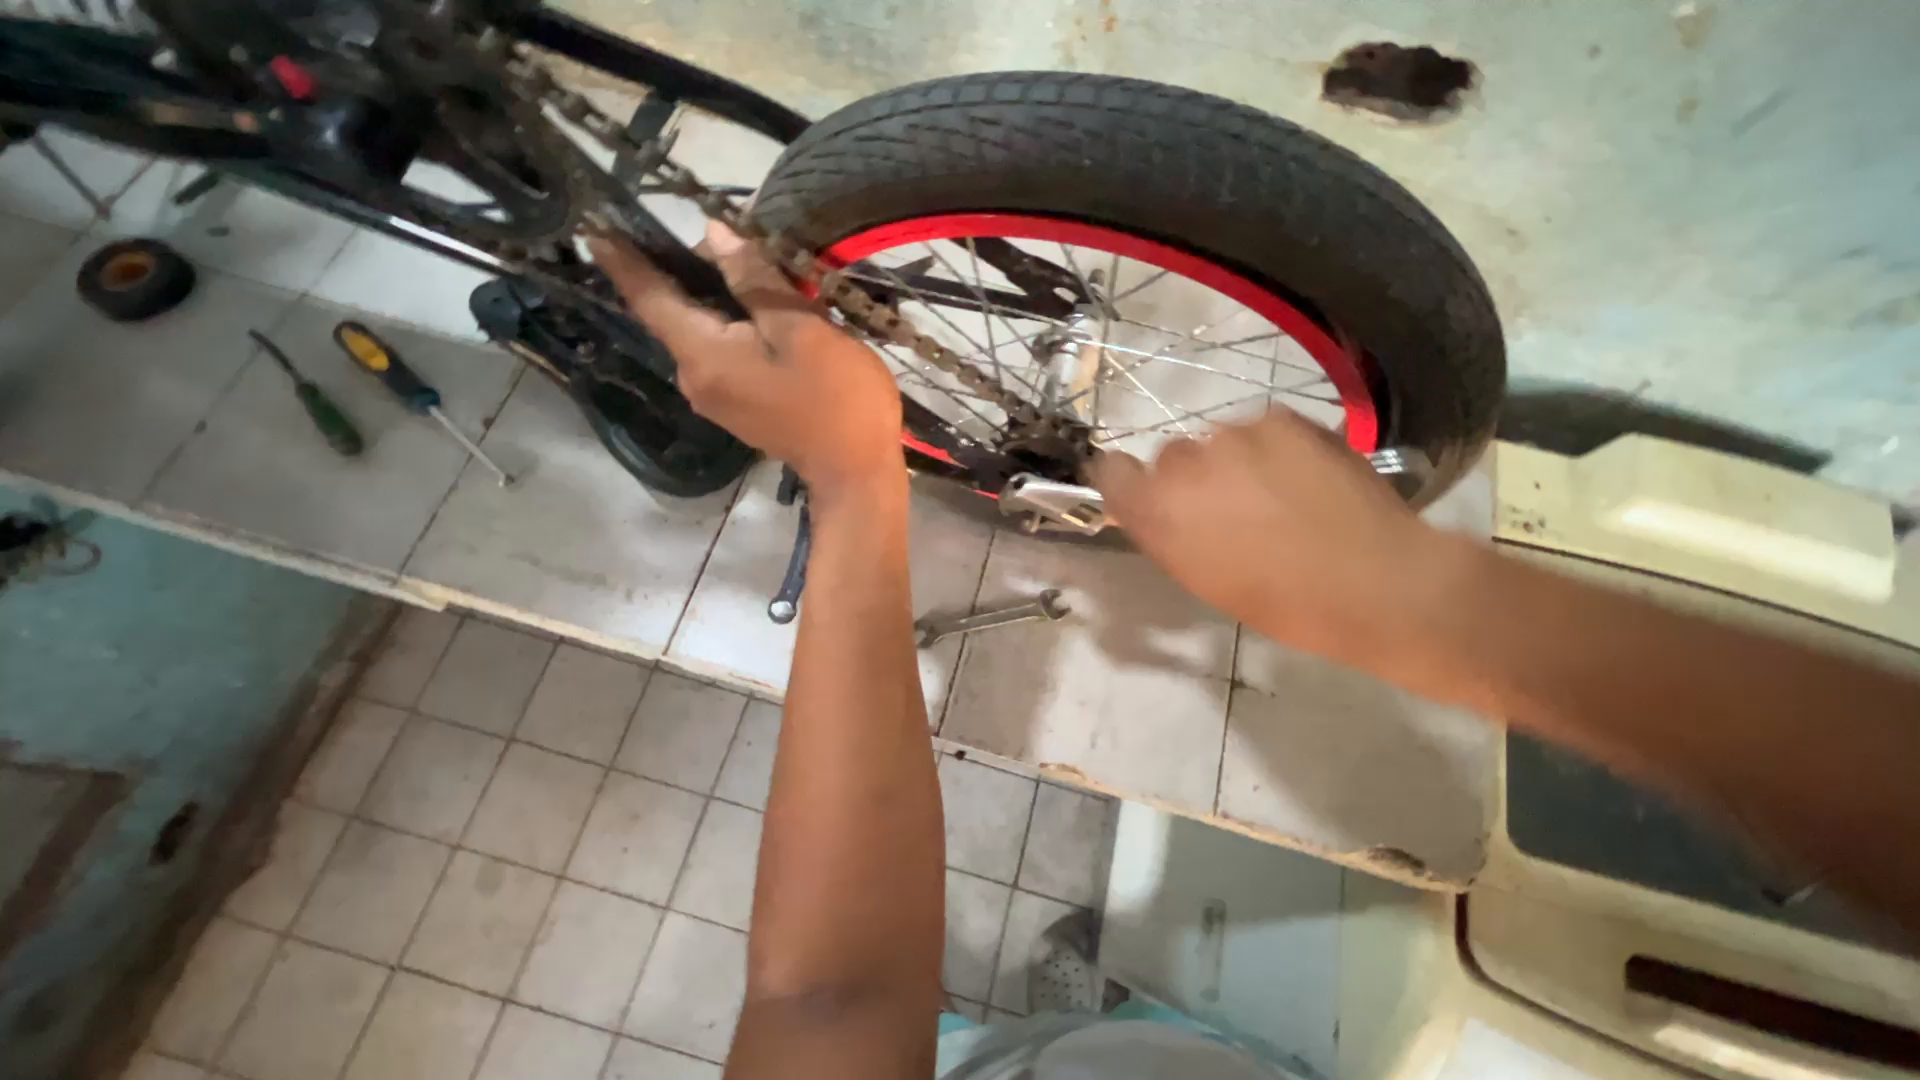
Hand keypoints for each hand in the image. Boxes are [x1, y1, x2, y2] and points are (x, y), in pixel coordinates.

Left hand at [589, 223, 904, 500]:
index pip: (648, 297)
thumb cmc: (837, 398)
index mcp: (703, 355)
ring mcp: (715, 397)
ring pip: (702, 331)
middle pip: (676, 311)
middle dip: (690, 268)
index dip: (623, 259)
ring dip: (716, 295)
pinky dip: (731, 323)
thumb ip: (755, 279)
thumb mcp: (802, 328)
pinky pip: (721, 352)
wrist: (856, 473)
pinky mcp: (738, 407)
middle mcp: (694, 378)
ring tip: (748, 262)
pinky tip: (760, 308)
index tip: (595, 225)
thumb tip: (714, 235)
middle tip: (728, 234)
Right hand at [1091, 413, 1464, 666]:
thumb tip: (1161, 508)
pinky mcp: (1281, 418)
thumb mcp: (1205, 580)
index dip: (1129, 481)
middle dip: (1194, 479)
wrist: (1377, 581)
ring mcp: (1233, 435)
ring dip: (1236, 461)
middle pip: (1170, 459)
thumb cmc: (1285, 603)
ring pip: (1219, 441)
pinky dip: (1275, 448)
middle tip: (1233, 509)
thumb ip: (1170, 534)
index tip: (1151, 497)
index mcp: (1157, 512)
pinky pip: (1262, 429)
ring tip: (1281, 494)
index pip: (1110, 471)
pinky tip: (1306, 477)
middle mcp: (1183, 465)